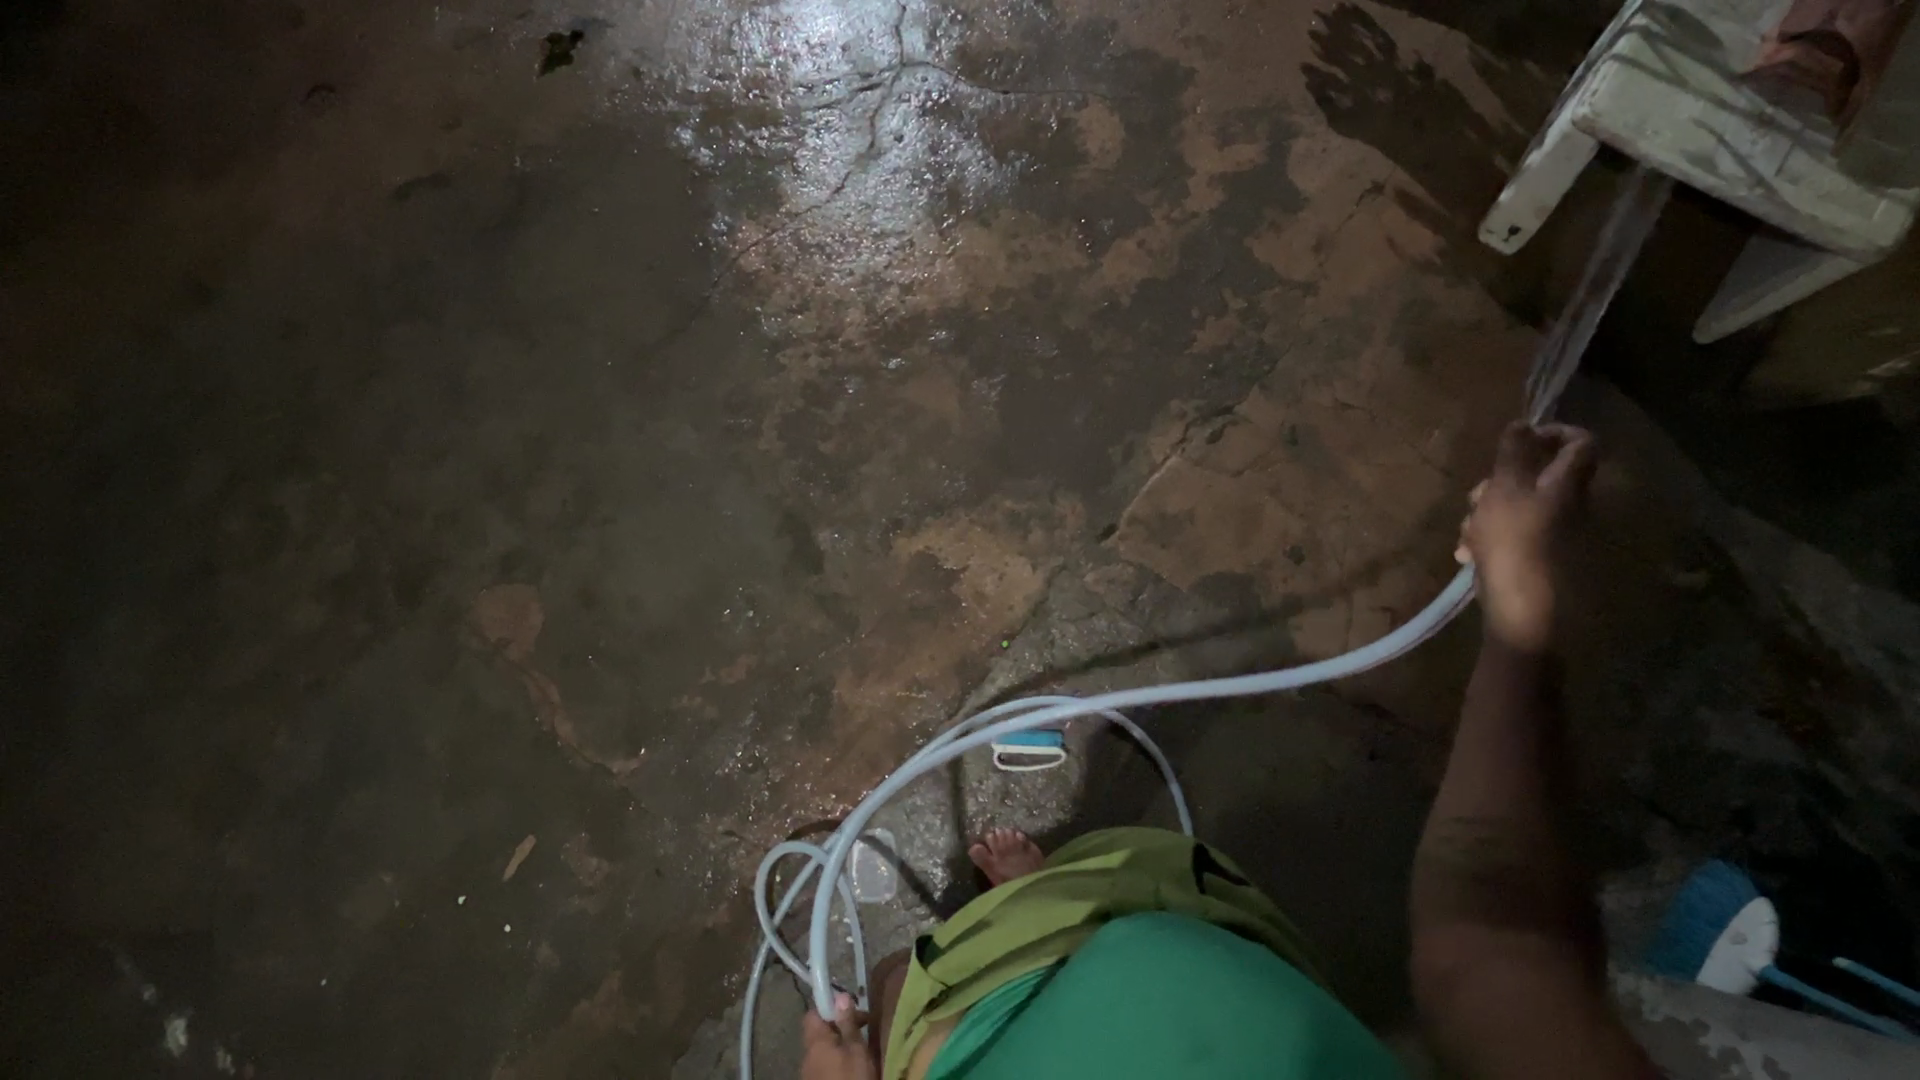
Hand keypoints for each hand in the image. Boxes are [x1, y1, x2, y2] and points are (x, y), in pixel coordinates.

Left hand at [801, 993, 876, 1079]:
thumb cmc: (851, 1079)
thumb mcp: (856, 1049)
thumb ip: (847, 1023)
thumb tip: (840, 994)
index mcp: (815, 1042)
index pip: (812, 1014)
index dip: (829, 1008)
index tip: (850, 1011)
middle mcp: (807, 1056)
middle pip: (819, 1033)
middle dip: (839, 1028)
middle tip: (863, 1032)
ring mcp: (809, 1074)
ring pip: (823, 1050)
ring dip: (839, 1047)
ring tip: (861, 1052)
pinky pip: (824, 1066)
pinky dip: (837, 1062)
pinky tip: (852, 1070)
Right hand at [1457, 422, 1595, 650]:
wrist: (1524, 609)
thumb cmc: (1513, 542)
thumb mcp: (1504, 490)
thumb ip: (1513, 454)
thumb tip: (1523, 422)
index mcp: (1568, 484)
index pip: (1580, 442)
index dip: (1552, 432)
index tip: (1517, 440)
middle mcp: (1571, 505)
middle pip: (1537, 476)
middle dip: (1498, 483)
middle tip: (1475, 498)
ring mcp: (1558, 534)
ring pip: (1518, 506)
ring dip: (1487, 513)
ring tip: (1466, 534)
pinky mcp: (1542, 557)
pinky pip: (1514, 534)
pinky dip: (1491, 538)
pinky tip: (1468, 555)